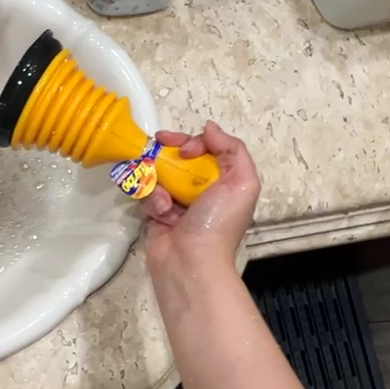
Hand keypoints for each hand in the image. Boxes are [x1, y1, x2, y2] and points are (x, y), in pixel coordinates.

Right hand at [140, 121, 259, 272]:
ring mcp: (177, 201)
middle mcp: (201, 189)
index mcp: (224, 180)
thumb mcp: (242, 182)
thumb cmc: (218, 222)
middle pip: (180, 157)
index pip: (206, 148)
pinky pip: (148, 196)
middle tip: (156, 145)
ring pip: (160, 175)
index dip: (193, 142)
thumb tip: (209, 127)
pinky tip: (160, 215)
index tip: (185, 149)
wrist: (190, 261)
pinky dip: (152, 202)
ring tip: (165, 201)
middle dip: (168, 151)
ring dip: (159, 182)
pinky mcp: (156, 214)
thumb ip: (232, 149)